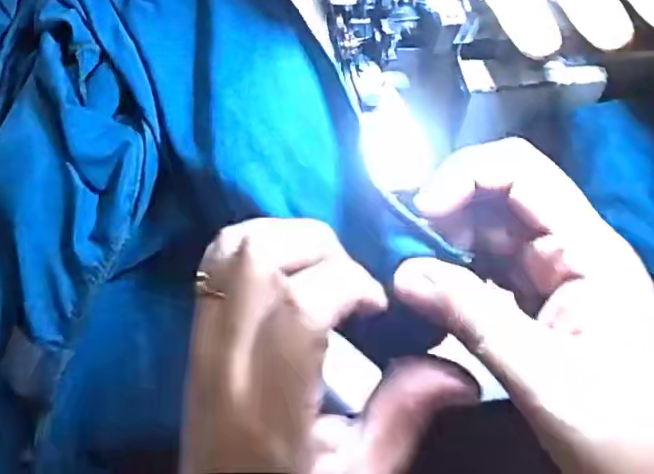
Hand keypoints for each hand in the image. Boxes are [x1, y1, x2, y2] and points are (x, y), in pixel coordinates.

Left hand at [180, 218, 477, 473]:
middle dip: (320, 247)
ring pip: (234, 245)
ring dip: (288, 238)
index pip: (301, 304)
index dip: (351, 283)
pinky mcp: (194, 333)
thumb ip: (402, 414)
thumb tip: (460, 371)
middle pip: (260, 253)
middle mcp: (225, 362)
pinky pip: (216, 260)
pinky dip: (257, 245)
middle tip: (349, 281)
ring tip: (322, 270)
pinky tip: (291, 268)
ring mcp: (200, 343)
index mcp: (266, 405)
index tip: (377, 305)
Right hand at [391, 140, 653, 473]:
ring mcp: (564, 275)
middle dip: (452, 205)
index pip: (520, 169)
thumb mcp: (547, 380)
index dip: (465, 174)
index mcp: (586, 246)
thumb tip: (405, 273)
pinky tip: (439, 289)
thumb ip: (475, 320)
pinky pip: (501, 270)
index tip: (421, 211)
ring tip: (413, 263)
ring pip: (498, 232)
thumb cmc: (636, 438)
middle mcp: (574, 247)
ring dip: (454, 240)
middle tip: (405, 240)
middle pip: (505, 194)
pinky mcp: (554, 304)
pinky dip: (466, 273)